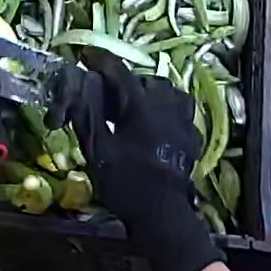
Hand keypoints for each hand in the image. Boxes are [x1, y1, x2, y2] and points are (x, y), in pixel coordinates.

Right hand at [61, 55, 220, 270]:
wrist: (162, 215)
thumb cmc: (126, 183)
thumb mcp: (97, 149)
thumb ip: (86, 113)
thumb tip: (77, 85)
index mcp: (141, 105)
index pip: (118, 71)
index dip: (99, 60)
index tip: (85, 55)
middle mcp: (166, 105)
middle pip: (142, 79)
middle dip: (122, 82)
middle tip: (105, 95)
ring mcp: (184, 120)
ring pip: (166, 90)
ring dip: (147, 91)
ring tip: (132, 104)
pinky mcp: (193, 135)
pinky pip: (181, 109)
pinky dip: (167, 108)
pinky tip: (157, 120)